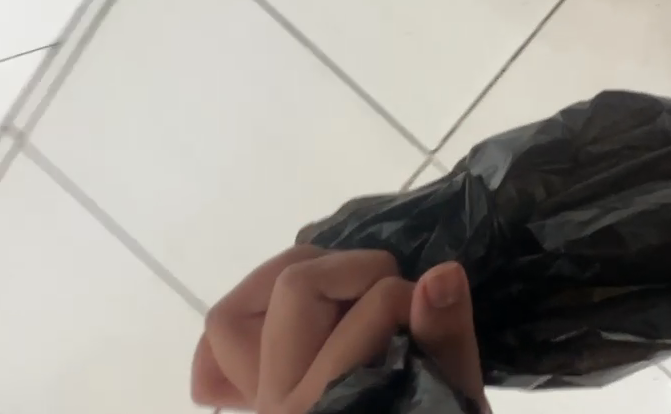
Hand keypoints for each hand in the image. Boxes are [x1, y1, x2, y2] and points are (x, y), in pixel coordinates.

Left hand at [191, 246, 488, 413]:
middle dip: (362, 270)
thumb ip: (446, 335)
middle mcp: (278, 405)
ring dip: (302, 281)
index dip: (415, 296)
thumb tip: (440, 272)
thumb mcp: (455, 394)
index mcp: (333, 402)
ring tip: (352, 291)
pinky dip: (252, 323)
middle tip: (396, 298)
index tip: (432, 320)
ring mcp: (254, 405)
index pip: (377, 303)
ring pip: (232, 311)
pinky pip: (215, 351)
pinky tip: (299, 323)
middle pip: (298, 286)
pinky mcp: (251, 402)